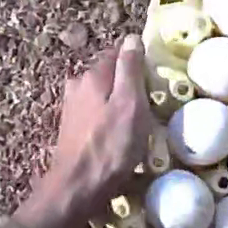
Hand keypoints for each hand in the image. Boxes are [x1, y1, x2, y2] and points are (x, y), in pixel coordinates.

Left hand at [40, 35, 152, 222]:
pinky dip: (110, 119)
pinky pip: (97, 114)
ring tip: (139, 123)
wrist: (77, 189)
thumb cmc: (110, 146)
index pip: (118, 53)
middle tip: (151, 104)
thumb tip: (132, 37)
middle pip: (109, 75)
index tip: (156, 79)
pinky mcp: (72, 129)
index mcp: (92, 76)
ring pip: (103, 95)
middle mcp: (77, 86)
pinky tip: (120, 136)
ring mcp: (72, 108)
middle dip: (129, 84)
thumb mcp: (130, 104)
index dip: (138, 62)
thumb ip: (130, 69)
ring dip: (119, 104)